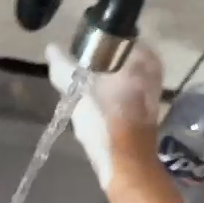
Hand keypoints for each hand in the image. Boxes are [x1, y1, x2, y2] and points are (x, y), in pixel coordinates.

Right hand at [45, 42, 164, 188]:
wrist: (126, 165)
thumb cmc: (105, 123)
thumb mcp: (78, 90)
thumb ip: (63, 67)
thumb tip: (51, 48)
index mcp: (143, 58)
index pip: (115, 36)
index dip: (93, 43)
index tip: (76, 52)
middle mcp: (152, 71)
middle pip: (115, 58)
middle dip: (94, 65)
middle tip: (75, 72)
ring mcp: (150, 92)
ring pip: (117, 78)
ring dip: (98, 83)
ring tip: (79, 90)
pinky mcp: (144, 111)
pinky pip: (120, 94)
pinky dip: (105, 97)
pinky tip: (91, 107)